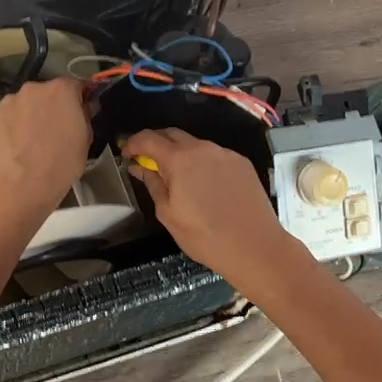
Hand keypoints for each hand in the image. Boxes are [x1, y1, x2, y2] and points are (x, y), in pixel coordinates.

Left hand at [0, 78, 91, 212]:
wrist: (20, 189)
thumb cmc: (60, 167)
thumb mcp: (86, 142)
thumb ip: (85, 117)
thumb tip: (83, 108)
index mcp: (61, 90)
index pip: (74, 86)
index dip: (77, 100)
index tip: (77, 114)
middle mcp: (33, 88)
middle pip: (45, 93)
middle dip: (49, 107)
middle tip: (52, 132)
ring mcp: (7, 101)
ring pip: (22, 104)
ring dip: (26, 116)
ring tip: (28, 143)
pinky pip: (2, 118)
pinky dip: (7, 128)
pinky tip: (11, 147)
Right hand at [121, 128, 307, 285]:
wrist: (254, 246)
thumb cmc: (204, 236)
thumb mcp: (168, 214)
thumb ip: (153, 184)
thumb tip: (140, 167)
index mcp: (179, 159)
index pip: (148, 138)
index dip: (133, 143)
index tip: (126, 153)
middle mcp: (203, 148)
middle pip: (172, 134)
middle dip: (156, 143)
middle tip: (147, 161)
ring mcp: (225, 154)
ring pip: (196, 144)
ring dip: (181, 154)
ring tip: (177, 176)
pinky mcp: (242, 163)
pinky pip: (215, 155)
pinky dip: (202, 162)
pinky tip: (204, 184)